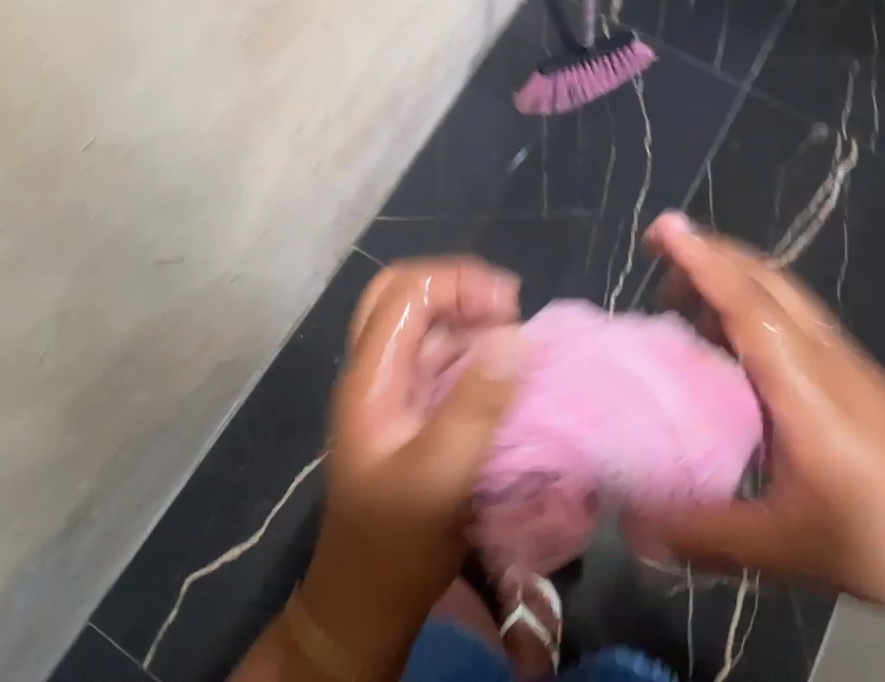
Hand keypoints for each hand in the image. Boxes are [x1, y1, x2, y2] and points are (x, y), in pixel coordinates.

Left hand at [297, 258, 526, 668]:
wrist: (368, 601)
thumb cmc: (396, 541)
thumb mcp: (439, 476)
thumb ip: (476, 405)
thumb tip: (514, 337)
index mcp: (371, 376)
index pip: (405, 293)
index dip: (457, 283)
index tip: (510, 308)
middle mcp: (379, 372)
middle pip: (408, 297)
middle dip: (460, 290)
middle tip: (509, 311)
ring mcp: (397, 393)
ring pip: (429, 328)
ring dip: (471, 322)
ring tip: (517, 343)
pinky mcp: (418, 415)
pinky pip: (446, 363)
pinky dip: (477, 355)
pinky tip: (507, 374)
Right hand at [629, 213, 884, 625]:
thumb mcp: (788, 547)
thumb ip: (704, 535)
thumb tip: (632, 528)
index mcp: (804, 381)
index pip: (744, 301)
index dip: (700, 258)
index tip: (663, 224)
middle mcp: (830, 359)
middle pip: (768, 281)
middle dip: (713, 255)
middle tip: (660, 260)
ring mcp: (856, 370)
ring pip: (788, 300)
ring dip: (737, 283)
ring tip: (688, 305)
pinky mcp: (871, 389)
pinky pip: (803, 327)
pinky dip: (760, 315)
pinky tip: (746, 359)